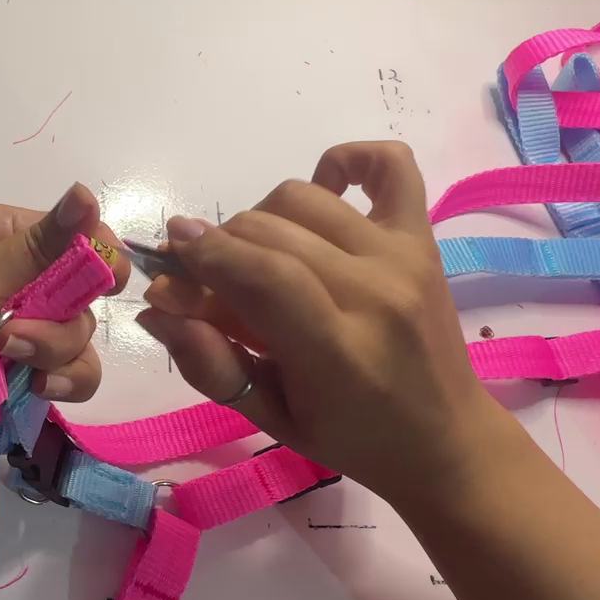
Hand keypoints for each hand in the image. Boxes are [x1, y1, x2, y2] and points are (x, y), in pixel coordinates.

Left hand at [0, 183, 129, 433]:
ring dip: (58, 363)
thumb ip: (39, 248)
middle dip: (61, 330)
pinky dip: (49, 389)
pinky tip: (29, 396)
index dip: (98, 270)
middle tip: (10, 340)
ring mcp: (8, 330)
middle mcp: (15, 281)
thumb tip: (88, 190)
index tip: (92, 295)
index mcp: (7, 239)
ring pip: (73, 348)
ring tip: (13, 373)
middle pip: (82, 306)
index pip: (84, 245)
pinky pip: (50, 380)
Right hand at [135, 142, 509, 504]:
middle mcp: (375, 291)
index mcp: (337, 351)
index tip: (167, 257)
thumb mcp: (267, 417)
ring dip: (258, 218)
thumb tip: (155, 307)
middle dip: (217, 246)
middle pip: (269, 231)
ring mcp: (403, 256)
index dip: (202, 256)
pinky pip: (388, 164)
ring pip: (302, 198)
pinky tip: (322, 188)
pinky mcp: (421, 237)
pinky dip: (347, 160)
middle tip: (202, 277)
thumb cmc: (348, 438)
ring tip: (254, 255)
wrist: (444, 439)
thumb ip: (209, 363)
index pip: (260, 275)